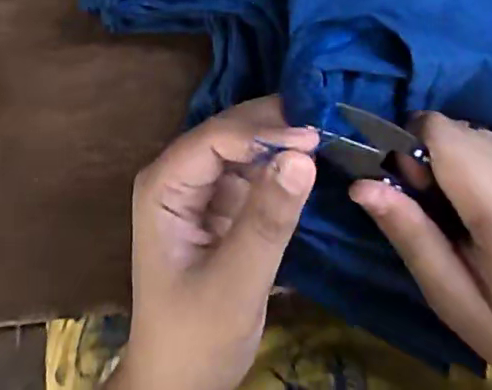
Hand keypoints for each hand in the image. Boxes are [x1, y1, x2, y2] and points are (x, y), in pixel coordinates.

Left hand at [109, 97, 318, 389]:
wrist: (180, 383)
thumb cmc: (196, 337)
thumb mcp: (235, 284)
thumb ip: (267, 221)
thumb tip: (302, 157)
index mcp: (164, 185)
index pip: (215, 138)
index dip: (264, 131)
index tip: (314, 138)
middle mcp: (178, 174)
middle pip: (229, 133)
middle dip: (275, 126)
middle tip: (327, 127)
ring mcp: (200, 188)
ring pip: (244, 145)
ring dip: (281, 141)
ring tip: (327, 137)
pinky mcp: (222, 204)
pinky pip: (253, 170)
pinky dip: (281, 164)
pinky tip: (310, 162)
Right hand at [349, 114, 491, 389]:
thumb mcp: (454, 299)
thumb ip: (409, 234)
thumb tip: (360, 183)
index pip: (438, 131)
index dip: (408, 148)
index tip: (408, 192)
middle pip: (451, 128)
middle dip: (426, 155)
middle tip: (431, 210)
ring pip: (470, 131)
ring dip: (450, 157)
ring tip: (460, 212)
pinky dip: (474, 160)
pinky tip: (484, 207)